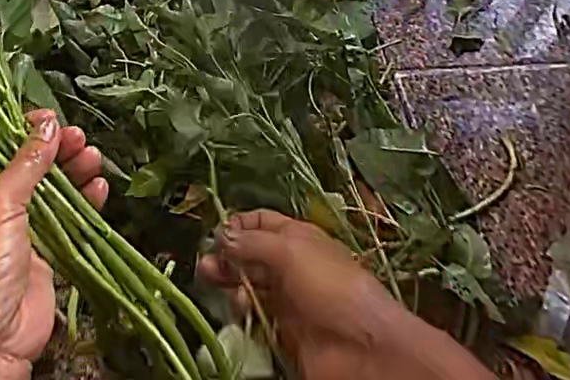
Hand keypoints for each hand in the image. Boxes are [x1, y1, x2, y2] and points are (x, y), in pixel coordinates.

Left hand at [0, 109, 107, 379]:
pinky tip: (98, 188)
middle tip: (78, 137)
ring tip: (92, 157)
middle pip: (27, 167)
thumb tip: (48, 125)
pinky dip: (84, 203)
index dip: (21, 130)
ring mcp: (17, 233)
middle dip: (54, 151)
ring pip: (51, 191)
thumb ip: (25, 164)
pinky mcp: (43, 256)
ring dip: (72, 173)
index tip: (48, 118)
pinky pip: (67, 220)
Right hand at [198, 211, 497, 379]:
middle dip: (226, 256)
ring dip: (231, 283)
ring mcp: (287, 299)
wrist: (364, 347)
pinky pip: (256, 318)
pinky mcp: (284, 332)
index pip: (259, 222)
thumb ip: (252, 243)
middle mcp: (289, 264)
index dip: (237, 225)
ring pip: (249, 285)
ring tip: (215, 285)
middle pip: (249, 254)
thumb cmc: (330, 285)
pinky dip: (243, 313)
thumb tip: (220, 234)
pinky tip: (239, 311)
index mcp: (296, 237)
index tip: (215, 234)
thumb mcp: (290, 251)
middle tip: (205, 266)